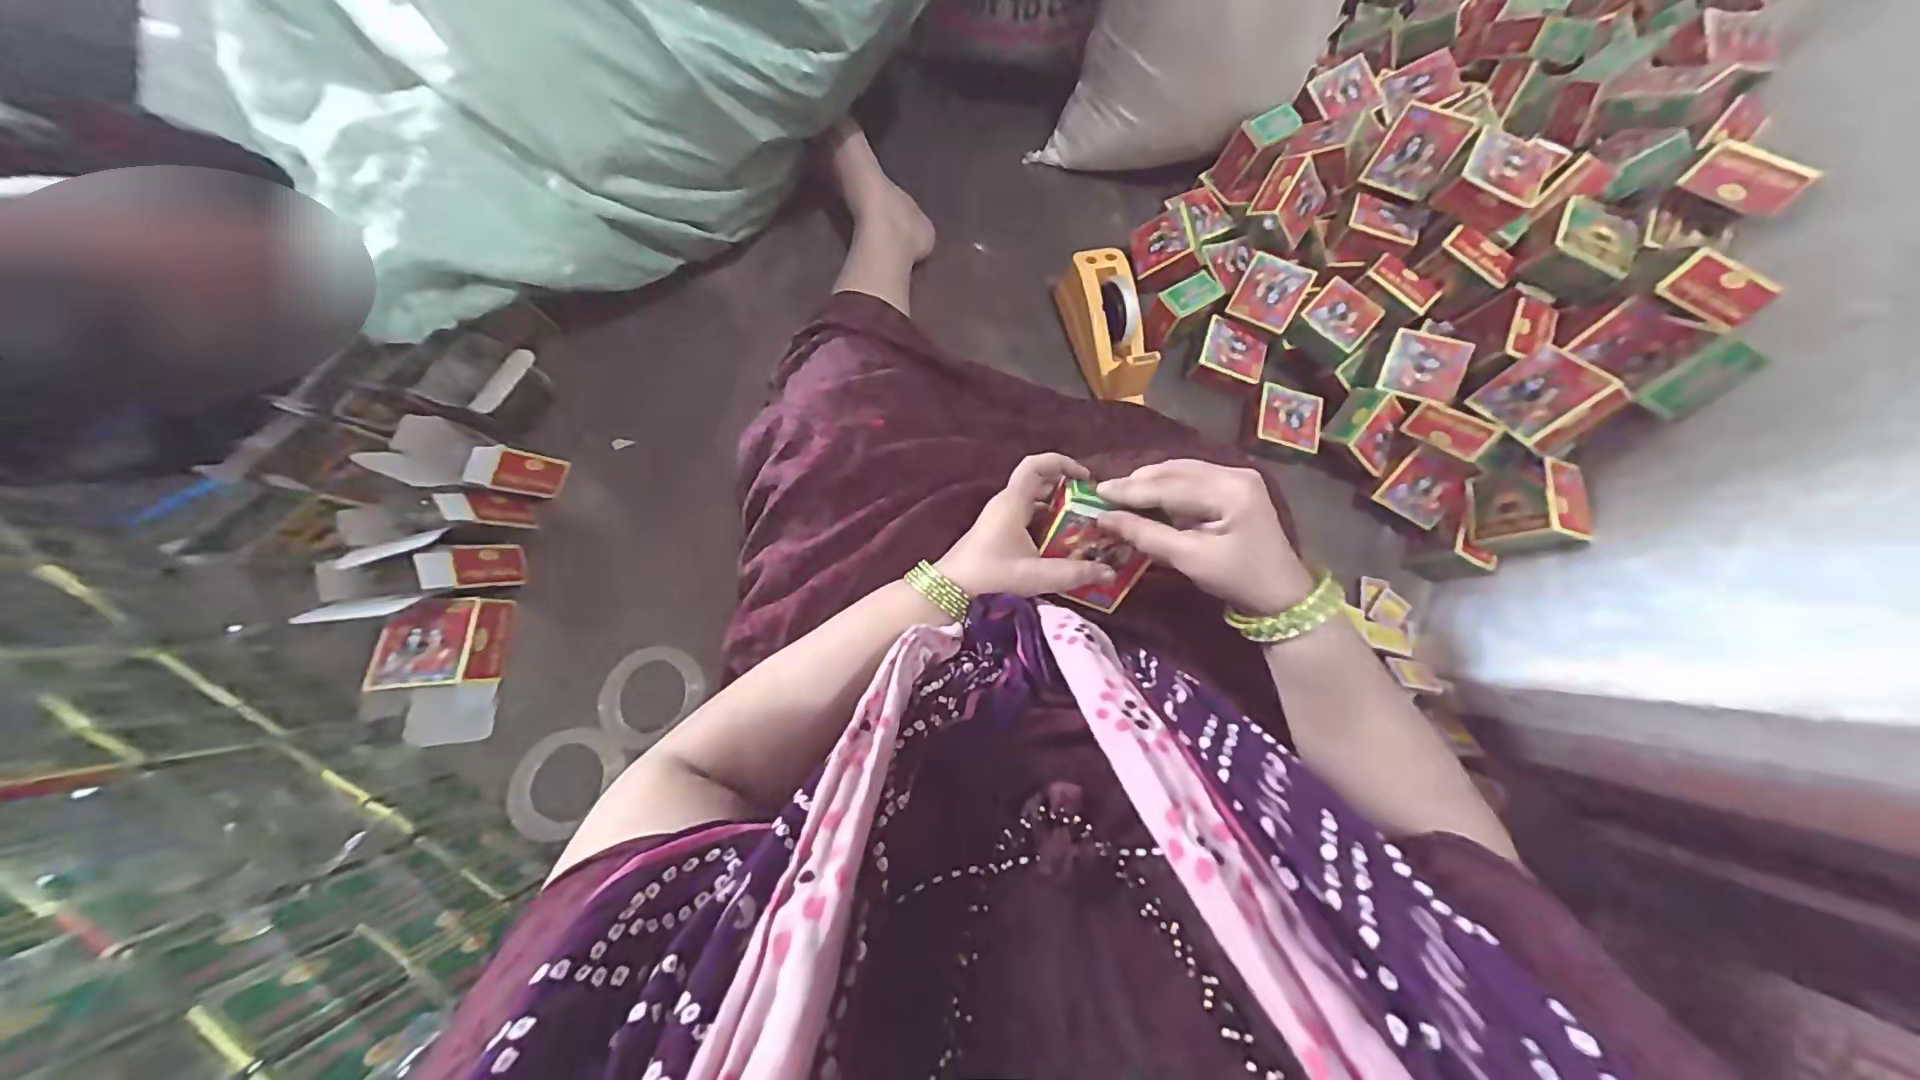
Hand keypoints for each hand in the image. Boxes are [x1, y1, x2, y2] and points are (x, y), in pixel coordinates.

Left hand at [937, 454, 1117, 598]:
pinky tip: (1059, 544)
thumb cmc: (990, 576)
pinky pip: (1026, 516)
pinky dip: (1045, 522)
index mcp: (1012, 502)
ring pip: (1033, 501)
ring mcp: (999, 516)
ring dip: (1057, 508)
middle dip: (1066, 490)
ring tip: (1081, 526)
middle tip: (1090, 507)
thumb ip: (1074, 574)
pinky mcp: (997, 531)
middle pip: (1039, 482)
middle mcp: (1005, 503)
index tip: (1085, 478)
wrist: (950, 589)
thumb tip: (1109, 573)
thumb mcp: (1036, 576)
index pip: (1036, 465)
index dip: (1062, 463)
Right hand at [1095, 460, 1314, 613]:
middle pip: (1174, 470)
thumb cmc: (1237, 578)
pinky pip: (1191, 479)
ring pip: (1181, 471)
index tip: (1096, 492)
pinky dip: (1167, 487)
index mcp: (1229, 490)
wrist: (1282, 594)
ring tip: (1121, 496)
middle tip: (1105, 494)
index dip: (1130, 490)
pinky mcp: (1234, 487)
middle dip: (1138, 482)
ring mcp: (1237, 477)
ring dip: (1151, 483)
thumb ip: (1146, 535)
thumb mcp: (1189, 559)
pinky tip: (1149, 497)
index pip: (1169, 484)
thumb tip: (1105, 519)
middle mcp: (1234, 473)